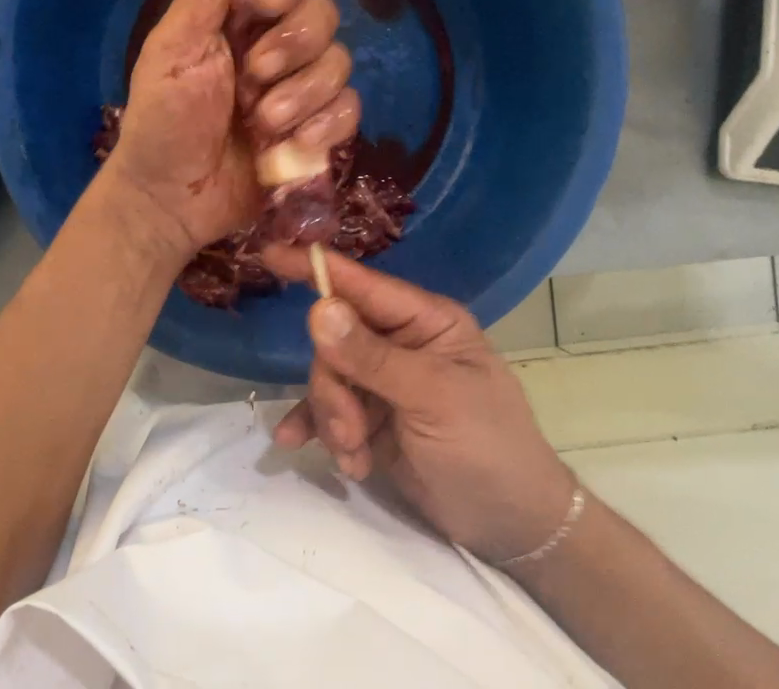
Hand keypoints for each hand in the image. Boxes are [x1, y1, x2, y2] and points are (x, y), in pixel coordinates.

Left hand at [104, 0, 353, 254]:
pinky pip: (349, 110)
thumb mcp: (175, 50)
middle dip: (292, 50)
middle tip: (251, 82)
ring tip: (260, 125)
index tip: (256, 9)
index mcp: (235, 16)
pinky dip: (325, 127)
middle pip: (322, 14)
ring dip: (302, 96)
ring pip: (340, 63)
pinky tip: (292, 145)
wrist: (172, 200)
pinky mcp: (315, 129)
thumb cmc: (163, 122)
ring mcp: (298, 88)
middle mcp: (273, 44)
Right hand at [266, 247, 577, 563]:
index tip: (269, 253)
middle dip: (334, 388)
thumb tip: (318, 309)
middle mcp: (402, 344)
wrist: (510, 526)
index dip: (316, 269)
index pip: (363, 285)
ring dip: (333, 419)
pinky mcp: (373, 420)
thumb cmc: (487, 447)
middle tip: (350, 429)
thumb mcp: (432, 397)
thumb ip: (371, 357)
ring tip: (355, 454)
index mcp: (427, 322)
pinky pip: (329, 413)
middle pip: (335, 342)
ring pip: (328, 379)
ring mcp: (385, 383)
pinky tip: (301, 446)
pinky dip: (320, 431)